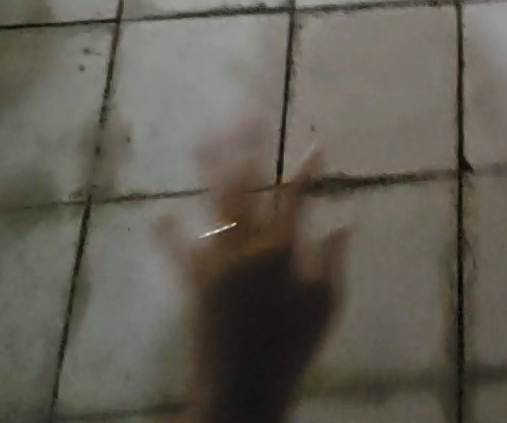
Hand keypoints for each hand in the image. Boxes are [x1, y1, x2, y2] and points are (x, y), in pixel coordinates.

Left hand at [158, 122, 348, 422]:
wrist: (242, 391)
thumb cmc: (293, 348)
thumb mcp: (326, 304)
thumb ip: (333, 259)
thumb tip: (346, 221)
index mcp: (284, 249)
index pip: (298, 195)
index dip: (308, 168)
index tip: (318, 144)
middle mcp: (248, 246)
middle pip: (247, 185)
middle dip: (247, 147)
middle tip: (247, 115)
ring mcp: (217, 262)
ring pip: (215, 204)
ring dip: (212, 169)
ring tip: (207, 138)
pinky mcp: (195, 283)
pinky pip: (181, 252)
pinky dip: (171, 234)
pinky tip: (160, 216)